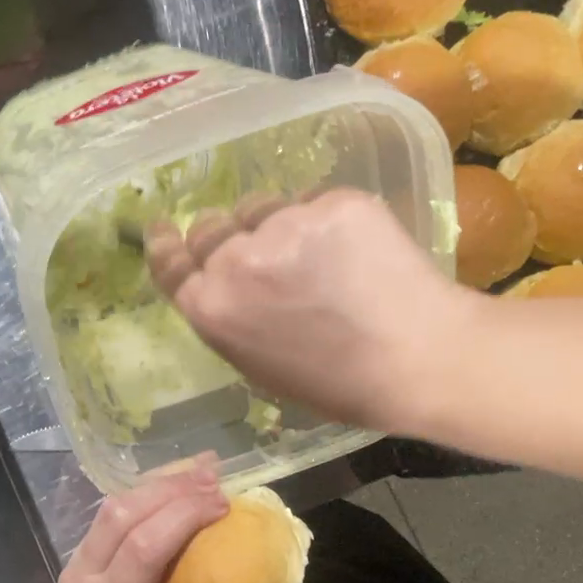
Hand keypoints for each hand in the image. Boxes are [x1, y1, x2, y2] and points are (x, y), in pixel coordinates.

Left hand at [26, 461, 297, 582]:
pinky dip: (145, 489)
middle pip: (123, 514)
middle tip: (220, 481)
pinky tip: (178, 481)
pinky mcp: (79, 547)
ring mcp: (76, 557)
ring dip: (158, 483)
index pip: (141, 548)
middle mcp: (86, 576)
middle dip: (172, 489)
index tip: (224, 505)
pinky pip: (111, 508)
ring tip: (205, 471)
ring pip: (113, 504)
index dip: (181, 516)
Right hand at [144, 187, 479, 434]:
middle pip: (210, 226)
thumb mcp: (254, 362)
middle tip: (259, 252)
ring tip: (317, 255)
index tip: (162, 226)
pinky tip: (353, 249)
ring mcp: (283, 226)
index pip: (168, 261)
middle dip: (226, 235)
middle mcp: (234, 260)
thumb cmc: (333, 382)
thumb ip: (224, 314)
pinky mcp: (331, 202)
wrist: (419, 360)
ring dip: (274, 223)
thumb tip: (219, 283)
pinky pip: (312, 201)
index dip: (163, 241)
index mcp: (210, 307)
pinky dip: (324, 219)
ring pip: (261, 207)